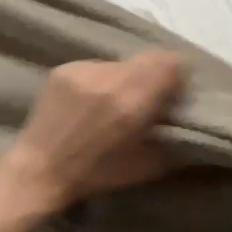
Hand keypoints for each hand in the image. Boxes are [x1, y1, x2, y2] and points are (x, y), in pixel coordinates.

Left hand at [0, 50, 183, 213]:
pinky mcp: (63, 68)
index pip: (169, 63)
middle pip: (148, 57)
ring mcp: (82, 70)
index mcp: (131, 103)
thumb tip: (191, 120)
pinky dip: (103, 79)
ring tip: (120, 99)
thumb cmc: (95, 174)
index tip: (179, 89)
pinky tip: (94, 100)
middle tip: (154, 94)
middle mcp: (107, 79)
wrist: (40, 169)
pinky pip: (96, 66)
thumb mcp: (148, 165)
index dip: (179, 73)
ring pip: (121, 62)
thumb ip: (175, 139)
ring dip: (128, 76)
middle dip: (157, 73)